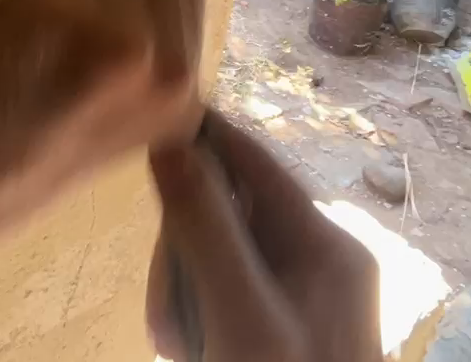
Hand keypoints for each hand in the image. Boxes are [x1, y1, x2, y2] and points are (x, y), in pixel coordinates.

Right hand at [146, 112, 379, 361]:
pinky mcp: (276, 317)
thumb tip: (166, 138)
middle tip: (167, 309)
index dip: (199, 136)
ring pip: (212, 247)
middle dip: (182, 248)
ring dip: (181, 286)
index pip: (250, 156)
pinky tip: (185, 347)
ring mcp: (296, 290)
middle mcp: (315, 256)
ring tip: (173, 343)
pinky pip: (218, 284)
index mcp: (326, 243)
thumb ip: (203, 225)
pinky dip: (193, 308)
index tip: (144, 129)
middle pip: (223, 206)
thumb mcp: (239, 315)